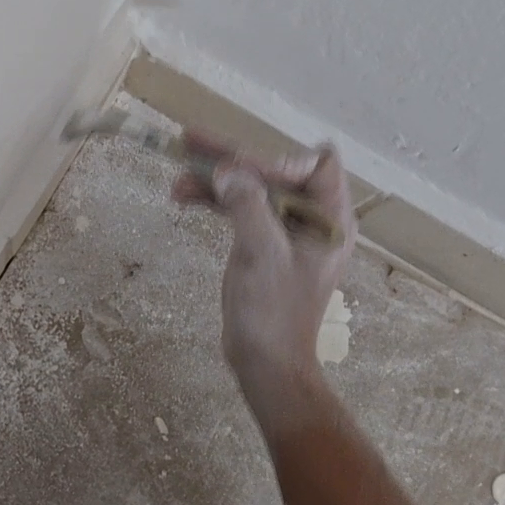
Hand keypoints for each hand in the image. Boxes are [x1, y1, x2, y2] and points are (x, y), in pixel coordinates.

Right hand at [173, 135, 355, 428]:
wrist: (266, 364)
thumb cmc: (272, 313)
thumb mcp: (261, 254)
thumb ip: (247, 206)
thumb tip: (227, 169)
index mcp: (329, 220)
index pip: (314, 164)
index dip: (277, 158)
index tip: (238, 168)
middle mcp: (312, 220)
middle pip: (275, 172)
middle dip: (233, 158)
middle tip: (191, 140)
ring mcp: (286, 234)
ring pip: (252, 190)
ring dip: (215, 182)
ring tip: (175, 179)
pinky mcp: (263, 246)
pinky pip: (241, 212)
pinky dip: (215, 203)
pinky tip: (182, 199)